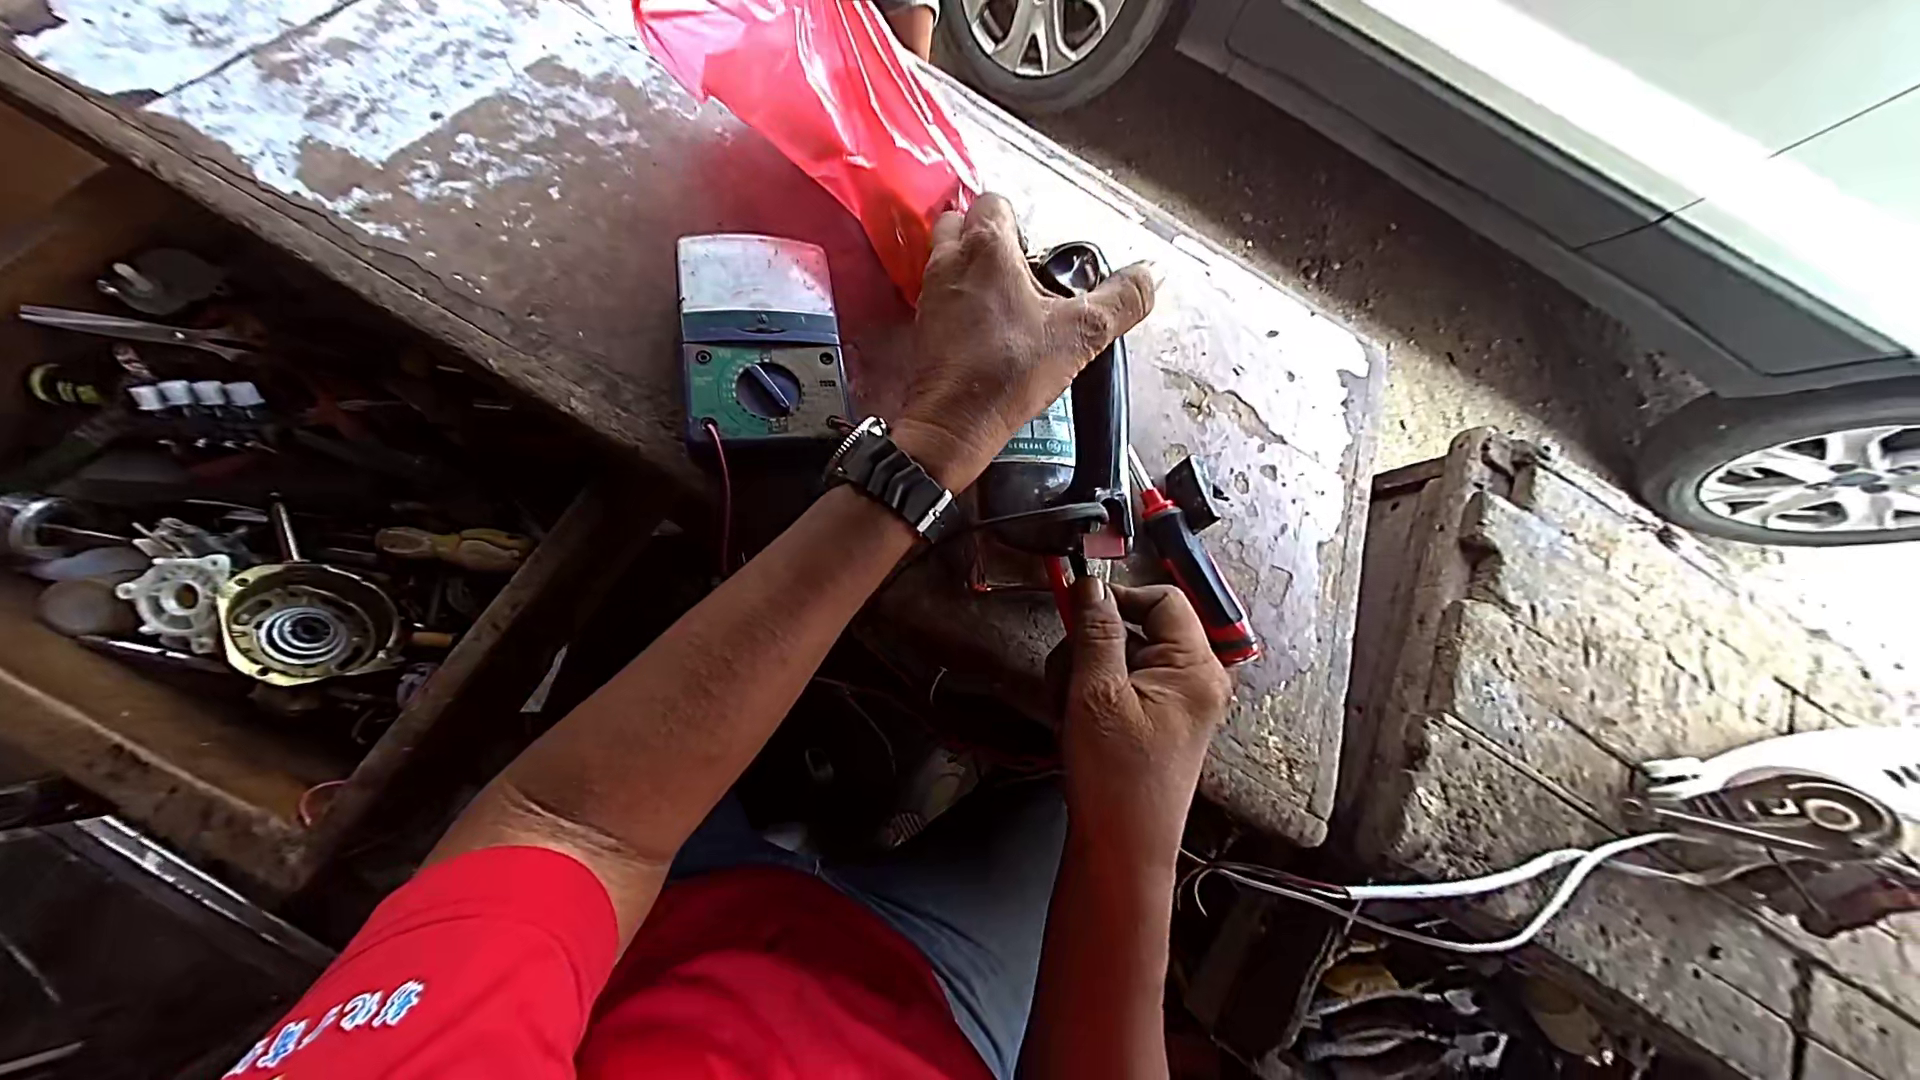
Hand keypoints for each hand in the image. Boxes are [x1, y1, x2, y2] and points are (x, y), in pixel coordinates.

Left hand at [892, 194, 1155, 489]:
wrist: (955, 423)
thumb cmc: (1007, 374)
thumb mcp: (1081, 336)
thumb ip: (1121, 301)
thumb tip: (1149, 279)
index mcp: (986, 249)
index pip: (995, 202)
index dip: (1019, 221)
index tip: (1036, 252)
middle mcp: (948, 263)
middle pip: (961, 222)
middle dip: (987, 237)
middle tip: (1016, 270)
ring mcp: (930, 295)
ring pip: (944, 259)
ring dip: (969, 269)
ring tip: (1001, 301)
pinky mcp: (921, 327)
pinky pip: (937, 298)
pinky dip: (955, 303)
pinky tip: (980, 329)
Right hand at [1057, 578, 1231, 855]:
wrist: (1120, 847)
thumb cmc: (1118, 780)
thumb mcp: (1097, 694)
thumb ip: (1096, 632)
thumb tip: (1092, 587)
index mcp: (1195, 669)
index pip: (1163, 599)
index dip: (1119, 598)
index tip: (1078, 609)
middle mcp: (1191, 679)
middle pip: (1134, 627)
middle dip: (1090, 647)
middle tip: (1068, 678)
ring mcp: (1171, 698)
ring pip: (1116, 653)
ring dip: (1081, 672)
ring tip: (1069, 708)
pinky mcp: (1151, 715)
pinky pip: (1115, 681)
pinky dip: (1087, 692)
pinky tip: (1074, 719)